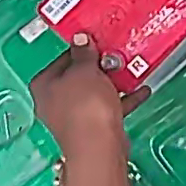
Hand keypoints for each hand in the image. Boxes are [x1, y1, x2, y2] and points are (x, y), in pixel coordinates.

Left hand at [31, 36, 145, 157]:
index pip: (62, 58)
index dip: (81, 48)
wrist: (99, 146)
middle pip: (78, 77)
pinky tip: (141, 91)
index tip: (98, 41)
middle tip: (116, 56)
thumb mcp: (85, 69)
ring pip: (95, 93)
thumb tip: (80, 39)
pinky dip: (123, 99)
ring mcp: (74, 117)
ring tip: (131, 70)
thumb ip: (83, 52)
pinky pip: (109, 108)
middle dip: (100, 66)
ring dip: (113, 82)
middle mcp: (54, 102)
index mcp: (44, 85)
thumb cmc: (85, 106)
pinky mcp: (93, 128)